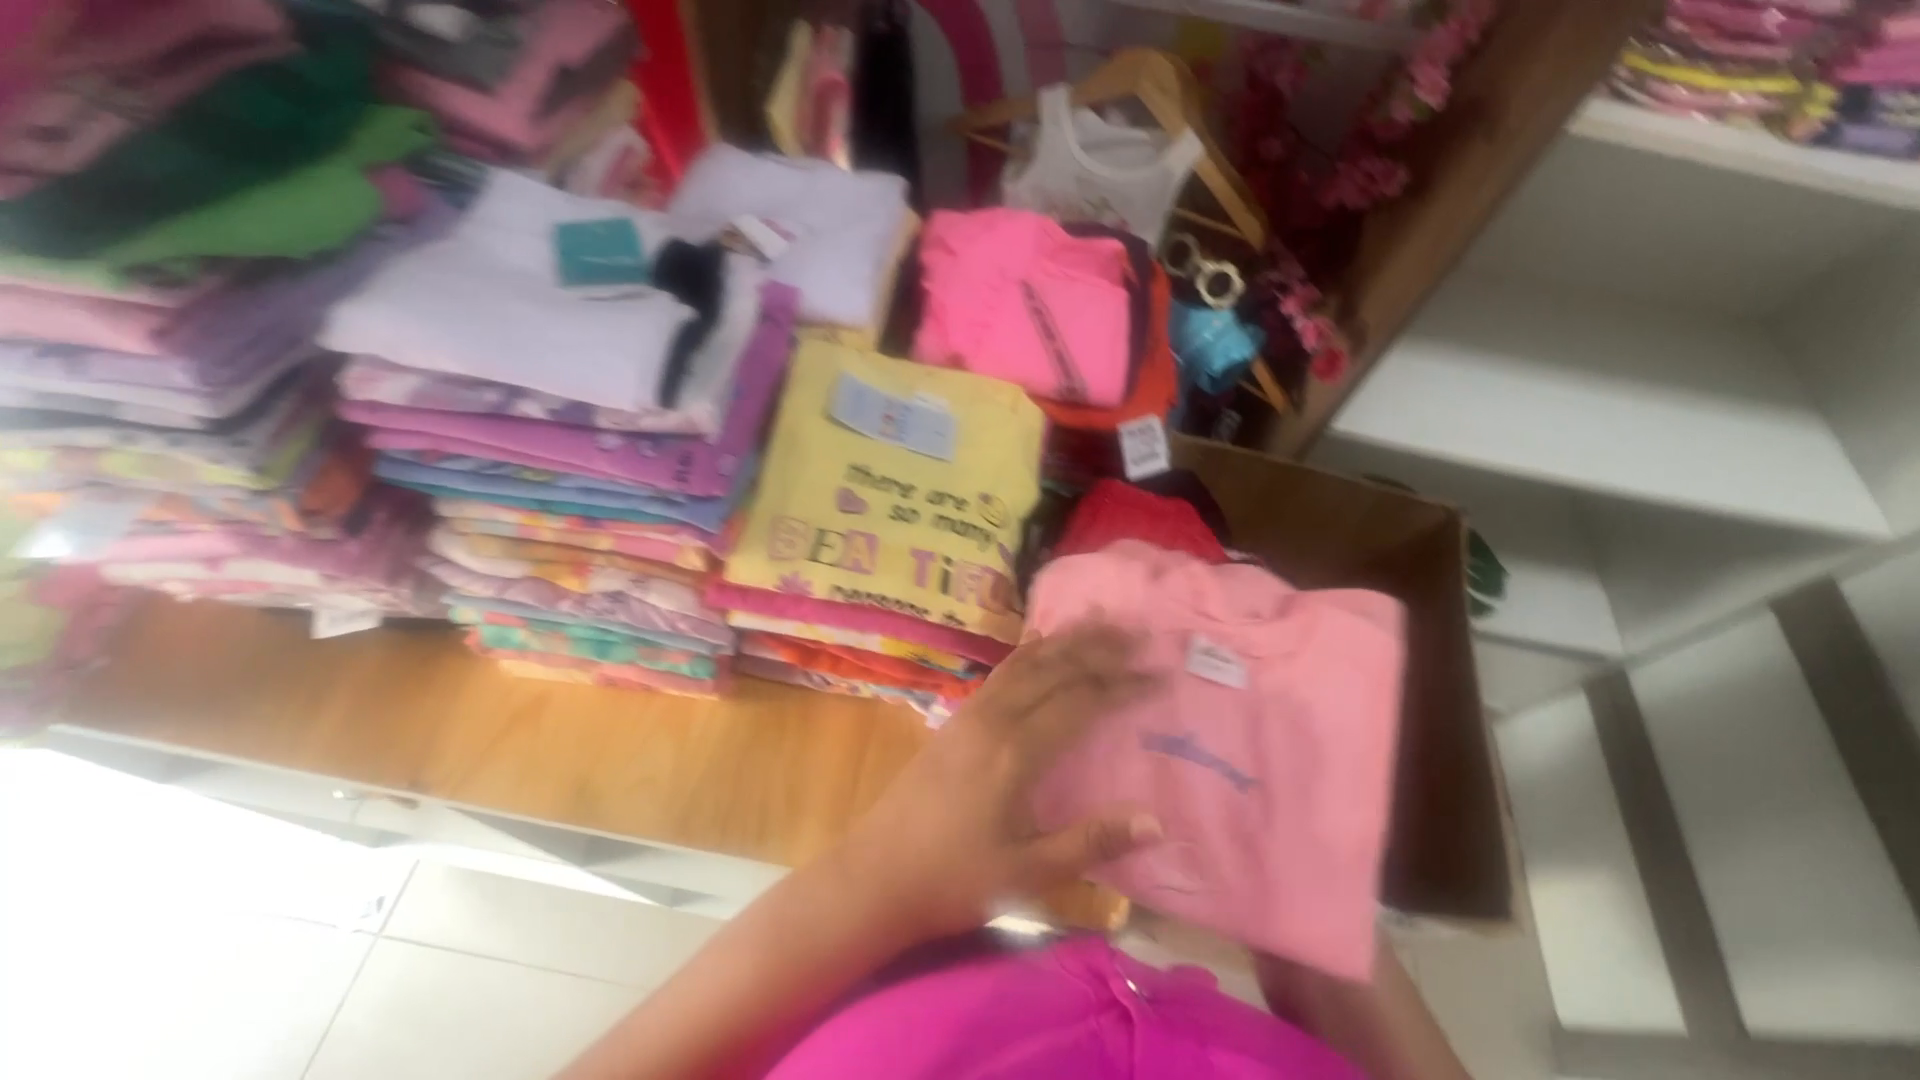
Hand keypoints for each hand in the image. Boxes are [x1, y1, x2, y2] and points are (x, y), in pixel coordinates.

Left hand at [832, 621, 1164, 942]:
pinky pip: (1001, 673)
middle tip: (1139, 633)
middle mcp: (993, 721)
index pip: (1081, 703)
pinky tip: (1038, 644)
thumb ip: (1091, 843)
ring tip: (1099, 622)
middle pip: (1053, 670)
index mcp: (1016, 753)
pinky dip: (1028, 653)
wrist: (875, 876)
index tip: (1160, 674)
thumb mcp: (1028, 873)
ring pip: (1024, 663)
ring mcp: (968, 716)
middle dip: (1098, 649)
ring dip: (1064, 642)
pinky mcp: (953, 722)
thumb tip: (1157, 820)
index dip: (1123, 685)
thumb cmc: (953, 879)